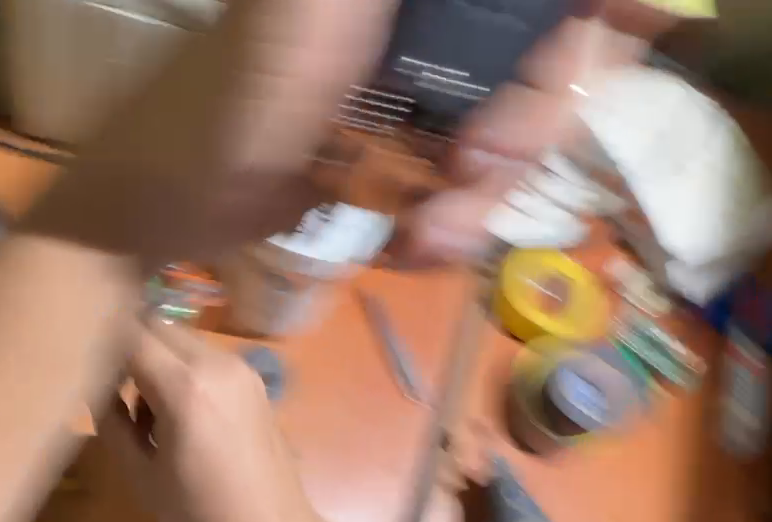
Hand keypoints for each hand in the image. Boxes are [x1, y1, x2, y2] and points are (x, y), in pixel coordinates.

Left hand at [21, 0, 668, 270]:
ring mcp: (408, 95)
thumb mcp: (318, 12)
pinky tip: (411, 248)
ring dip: (479, 200)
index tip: (610, 46)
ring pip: (504, 136)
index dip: (587, 27)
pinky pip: (456, 191)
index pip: (539, 3)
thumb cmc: (229, 106)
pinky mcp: (389, 161)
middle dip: (522, 129)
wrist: (161, 212)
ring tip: (426, 238)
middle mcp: (424, 24)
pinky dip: (446, 227)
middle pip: (542, 61)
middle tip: (469, 172)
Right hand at [98, 322, 332, 521]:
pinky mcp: (253, 378)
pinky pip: (205, 356)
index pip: (129, 334)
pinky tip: (183, 417)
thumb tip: (95, 389)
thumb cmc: (201, 511)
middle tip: (115, 392)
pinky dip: (183, 370)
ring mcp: (240, 367)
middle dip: (128, 349)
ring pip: (180, 339)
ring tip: (151, 415)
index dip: (102, 344)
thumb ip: (112, 423)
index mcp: (184, 387)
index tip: (87, 368)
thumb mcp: (141, 475)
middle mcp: (215, 363)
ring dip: (156, 360)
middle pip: (155, 325)